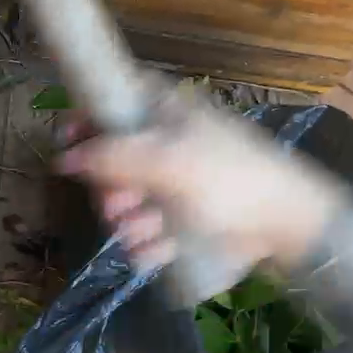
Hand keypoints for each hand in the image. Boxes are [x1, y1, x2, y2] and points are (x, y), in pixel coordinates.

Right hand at [57, 92, 346, 272]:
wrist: (288, 223)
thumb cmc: (229, 178)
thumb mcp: (166, 161)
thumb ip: (111, 156)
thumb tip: (63, 156)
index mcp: (165, 112)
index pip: (115, 99)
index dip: (88, 115)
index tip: (67, 139)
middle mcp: (168, 142)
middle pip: (115, 158)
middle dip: (112, 188)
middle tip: (118, 205)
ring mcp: (178, 181)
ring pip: (132, 198)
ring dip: (129, 220)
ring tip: (143, 234)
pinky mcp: (188, 217)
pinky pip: (153, 228)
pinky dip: (149, 242)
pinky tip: (154, 253)